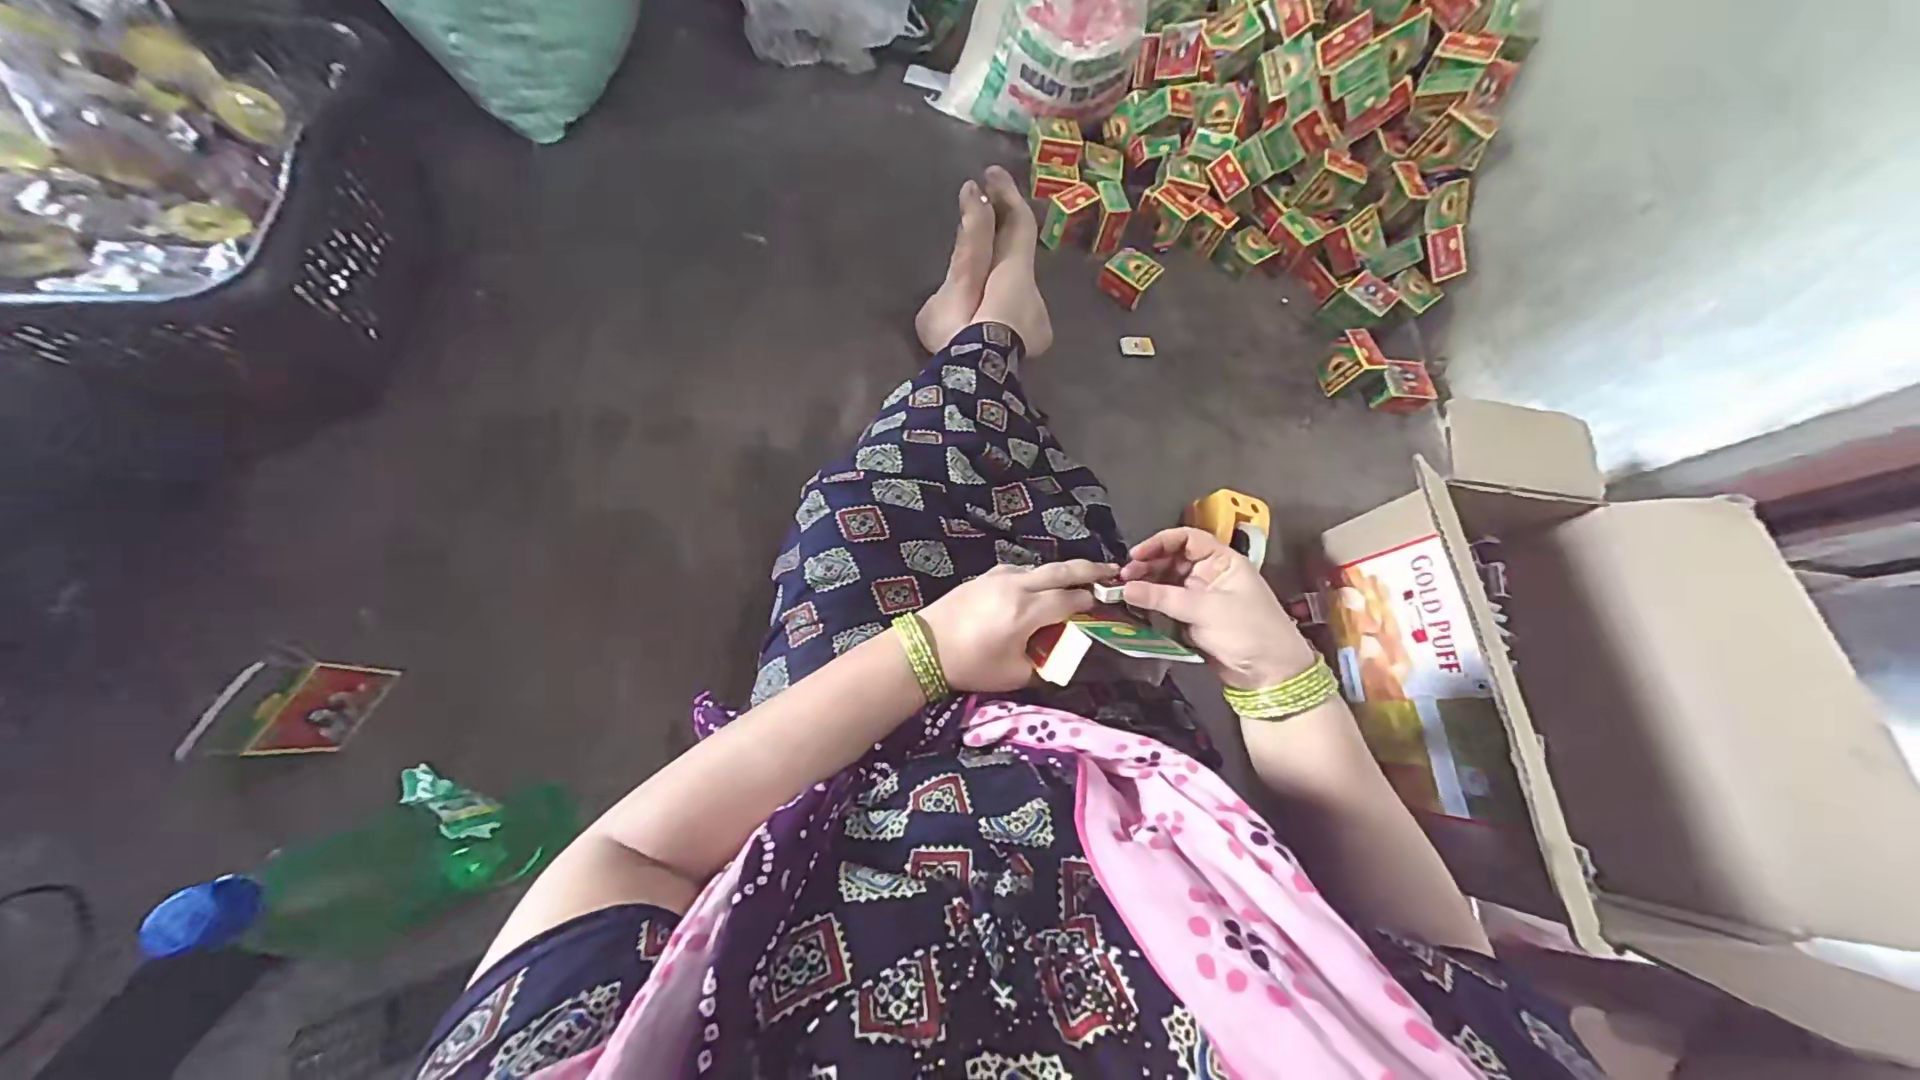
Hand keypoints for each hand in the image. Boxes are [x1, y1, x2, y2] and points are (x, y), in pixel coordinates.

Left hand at [918, 560, 1112, 692]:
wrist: (925, 647)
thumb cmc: (971, 665)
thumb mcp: (1014, 675)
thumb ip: (1045, 664)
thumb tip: (1064, 657)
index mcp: (1028, 611)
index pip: (1071, 599)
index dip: (1091, 601)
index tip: (1106, 603)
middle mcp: (1017, 586)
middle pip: (1061, 571)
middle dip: (1089, 570)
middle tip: (1111, 569)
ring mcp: (999, 577)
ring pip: (1039, 568)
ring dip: (1061, 571)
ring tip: (1077, 578)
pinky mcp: (984, 577)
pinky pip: (1019, 571)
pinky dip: (1036, 575)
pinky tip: (1038, 584)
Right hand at [1119, 527, 1315, 689]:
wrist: (1270, 675)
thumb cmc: (1249, 632)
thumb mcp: (1206, 610)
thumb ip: (1164, 598)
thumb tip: (1126, 588)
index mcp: (1222, 562)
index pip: (1187, 539)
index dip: (1160, 542)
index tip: (1137, 555)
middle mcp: (1209, 574)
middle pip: (1172, 559)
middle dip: (1148, 565)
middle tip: (1125, 577)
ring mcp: (1200, 596)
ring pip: (1166, 581)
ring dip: (1146, 584)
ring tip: (1125, 591)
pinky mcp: (1192, 617)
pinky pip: (1166, 603)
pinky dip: (1150, 602)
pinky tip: (1135, 604)